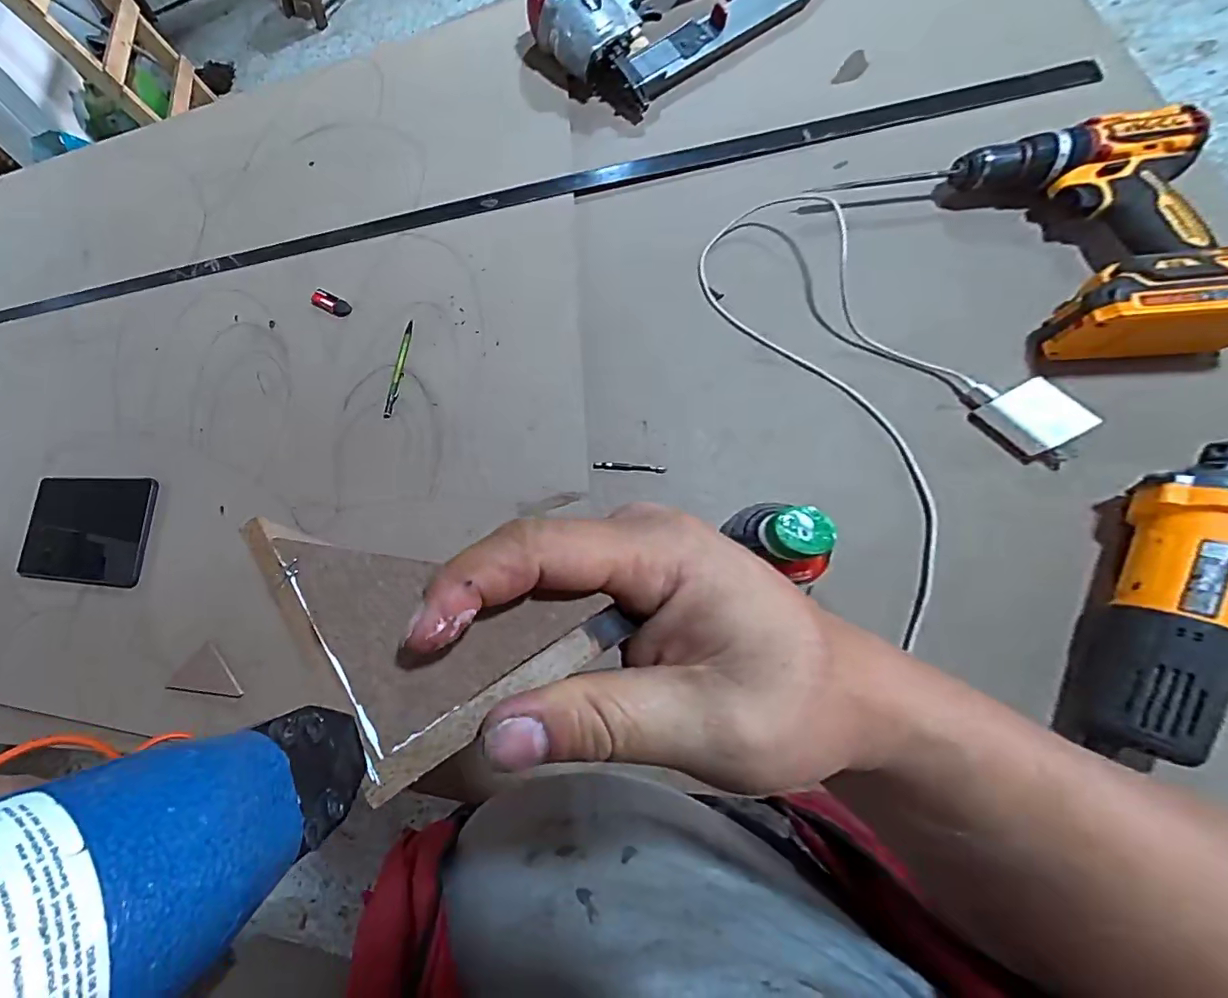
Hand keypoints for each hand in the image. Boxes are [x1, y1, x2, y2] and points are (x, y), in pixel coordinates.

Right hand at [402, 505, 912, 794]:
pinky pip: (542, 590)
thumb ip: (599, 723)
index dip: (471, 584)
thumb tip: (496, 738)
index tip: (425, 636)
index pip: (539, 549)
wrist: (856, 703)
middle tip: (417, 652)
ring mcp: (620, 553)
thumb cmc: (795, 708)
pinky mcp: (614, 580)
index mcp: (657, 548)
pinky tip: (481, 652)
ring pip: (525, 570)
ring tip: (434, 654)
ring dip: (476, 610)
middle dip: (461, 597)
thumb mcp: (707, 726)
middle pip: (521, 553)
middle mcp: (629, 535)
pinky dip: (503, 621)